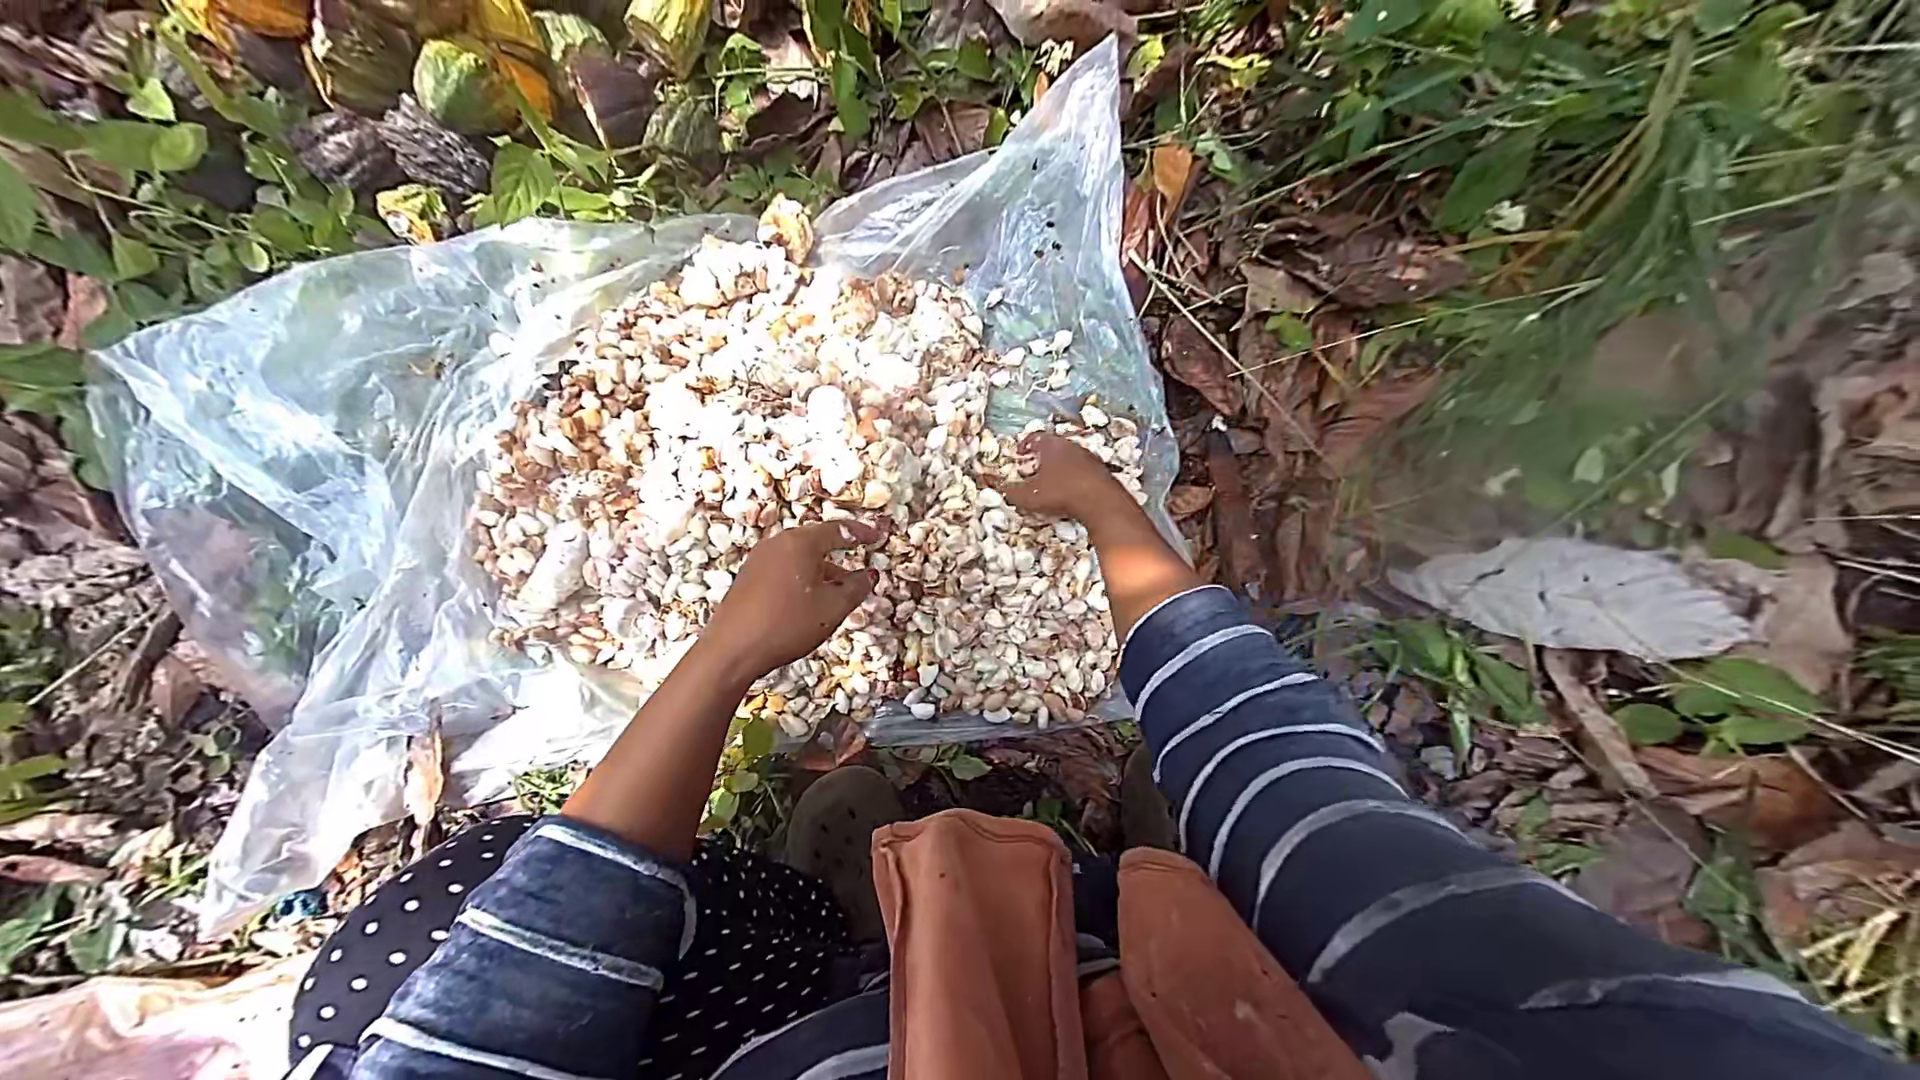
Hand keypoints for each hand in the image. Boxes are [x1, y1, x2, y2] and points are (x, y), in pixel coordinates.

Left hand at [701, 519, 882, 679]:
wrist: (731, 650)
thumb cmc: (787, 624)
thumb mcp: (833, 608)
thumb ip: (856, 587)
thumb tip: (869, 574)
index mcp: (800, 543)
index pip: (838, 530)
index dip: (861, 533)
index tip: (877, 536)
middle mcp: (778, 543)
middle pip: (816, 541)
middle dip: (840, 552)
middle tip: (860, 560)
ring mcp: (759, 559)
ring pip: (799, 557)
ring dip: (822, 568)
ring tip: (840, 588)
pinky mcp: (748, 577)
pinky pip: (784, 568)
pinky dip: (803, 577)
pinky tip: (811, 599)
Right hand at [999, 433, 1130, 525]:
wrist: (1101, 502)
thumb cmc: (1061, 494)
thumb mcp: (1028, 496)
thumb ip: (1009, 491)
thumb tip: (995, 487)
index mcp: (1051, 445)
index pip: (1034, 437)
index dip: (1025, 444)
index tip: (1020, 452)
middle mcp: (1071, 446)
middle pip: (1053, 445)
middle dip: (1043, 455)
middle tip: (1034, 466)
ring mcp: (1089, 457)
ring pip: (1070, 456)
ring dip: (1060, 465)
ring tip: (1052, 479)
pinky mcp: (1102, 471)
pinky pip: (1083, 469)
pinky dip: (1074, 476)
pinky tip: (1071, 490)